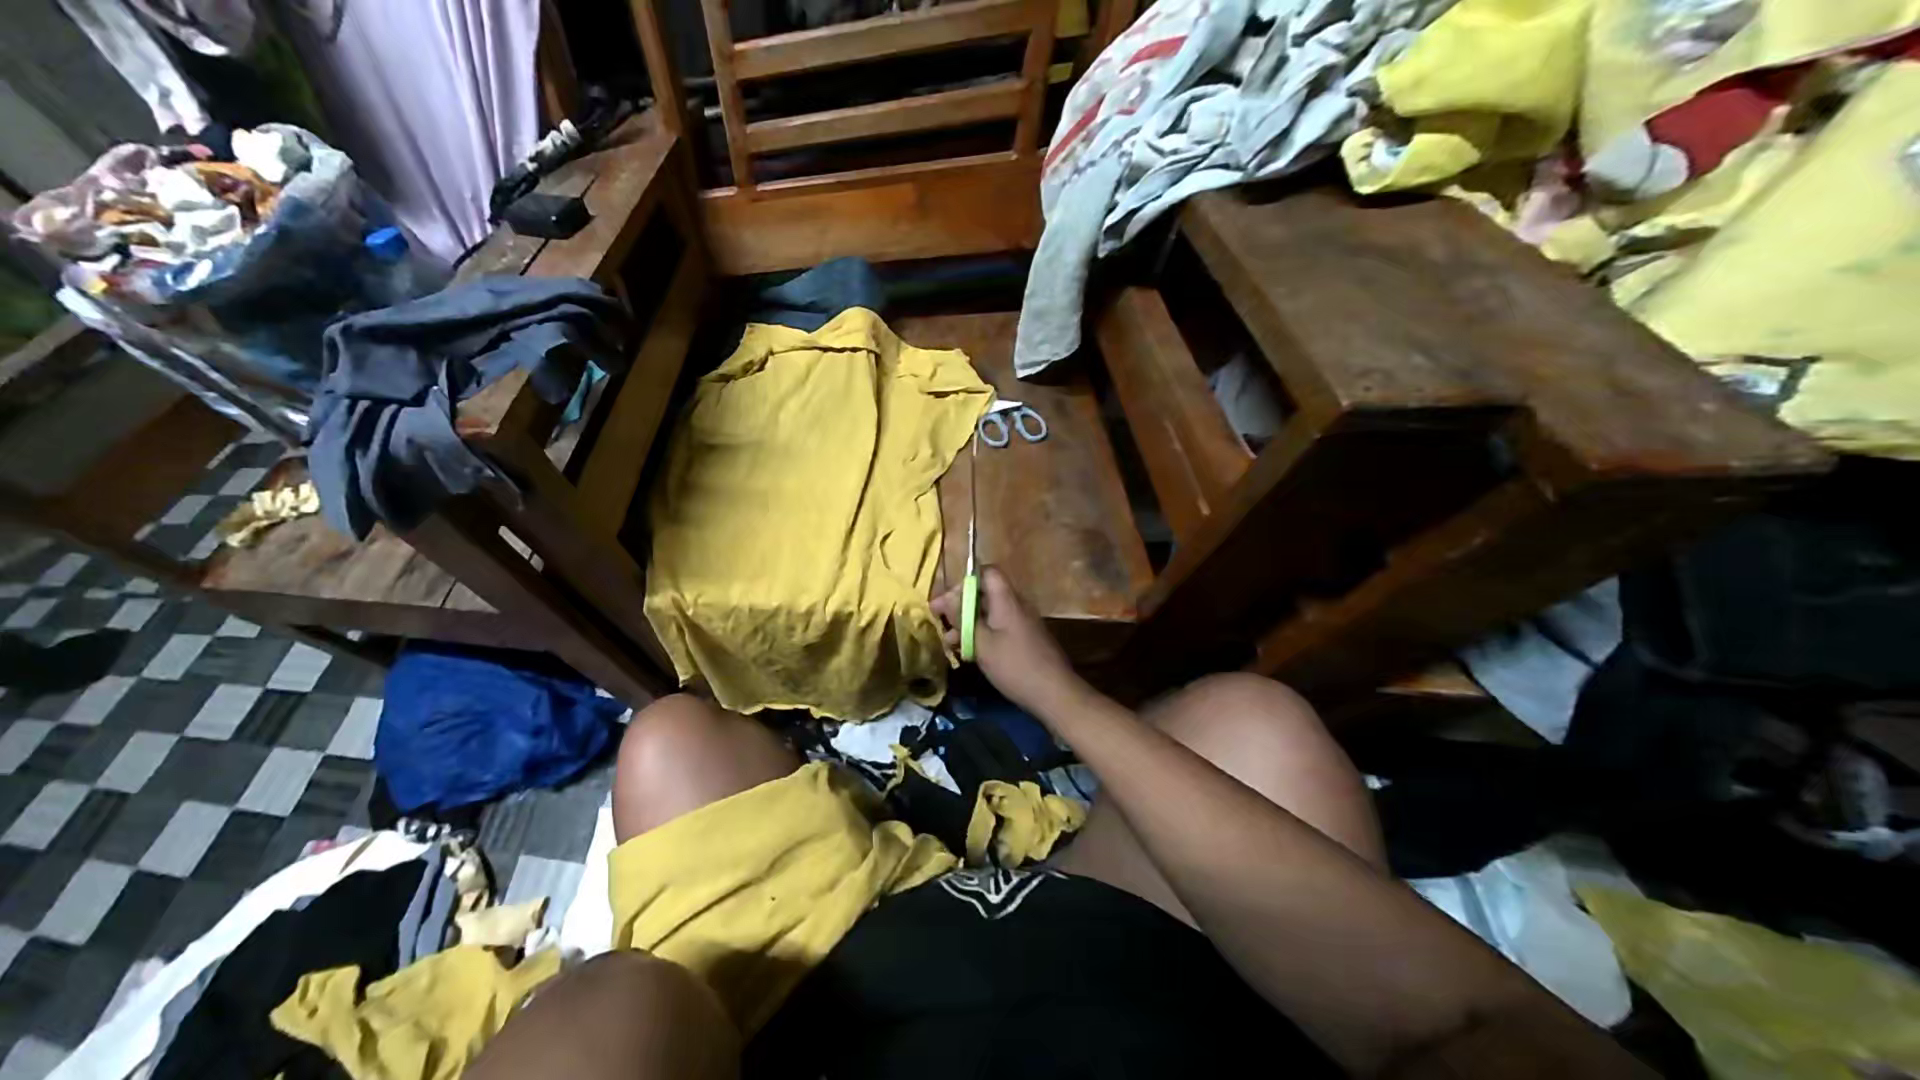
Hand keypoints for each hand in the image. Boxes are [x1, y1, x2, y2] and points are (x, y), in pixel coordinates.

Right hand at [932, 566, 1086, 716]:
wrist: (1055, 693)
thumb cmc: (1014, 666)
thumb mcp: (982, 643)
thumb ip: (963, 618)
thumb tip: (948, 597)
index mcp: (1006, 600)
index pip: (987, 572)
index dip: (964, 581)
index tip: (945, 601)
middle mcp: (1016, 605)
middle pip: (985, 593)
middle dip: (960, 605)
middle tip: (939, 621)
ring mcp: (1022, 622)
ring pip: (990, 613)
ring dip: (968, 622)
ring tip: (949, 642)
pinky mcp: (1025, 638)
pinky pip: (999, 626)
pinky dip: (982, 634)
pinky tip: (968, 651)